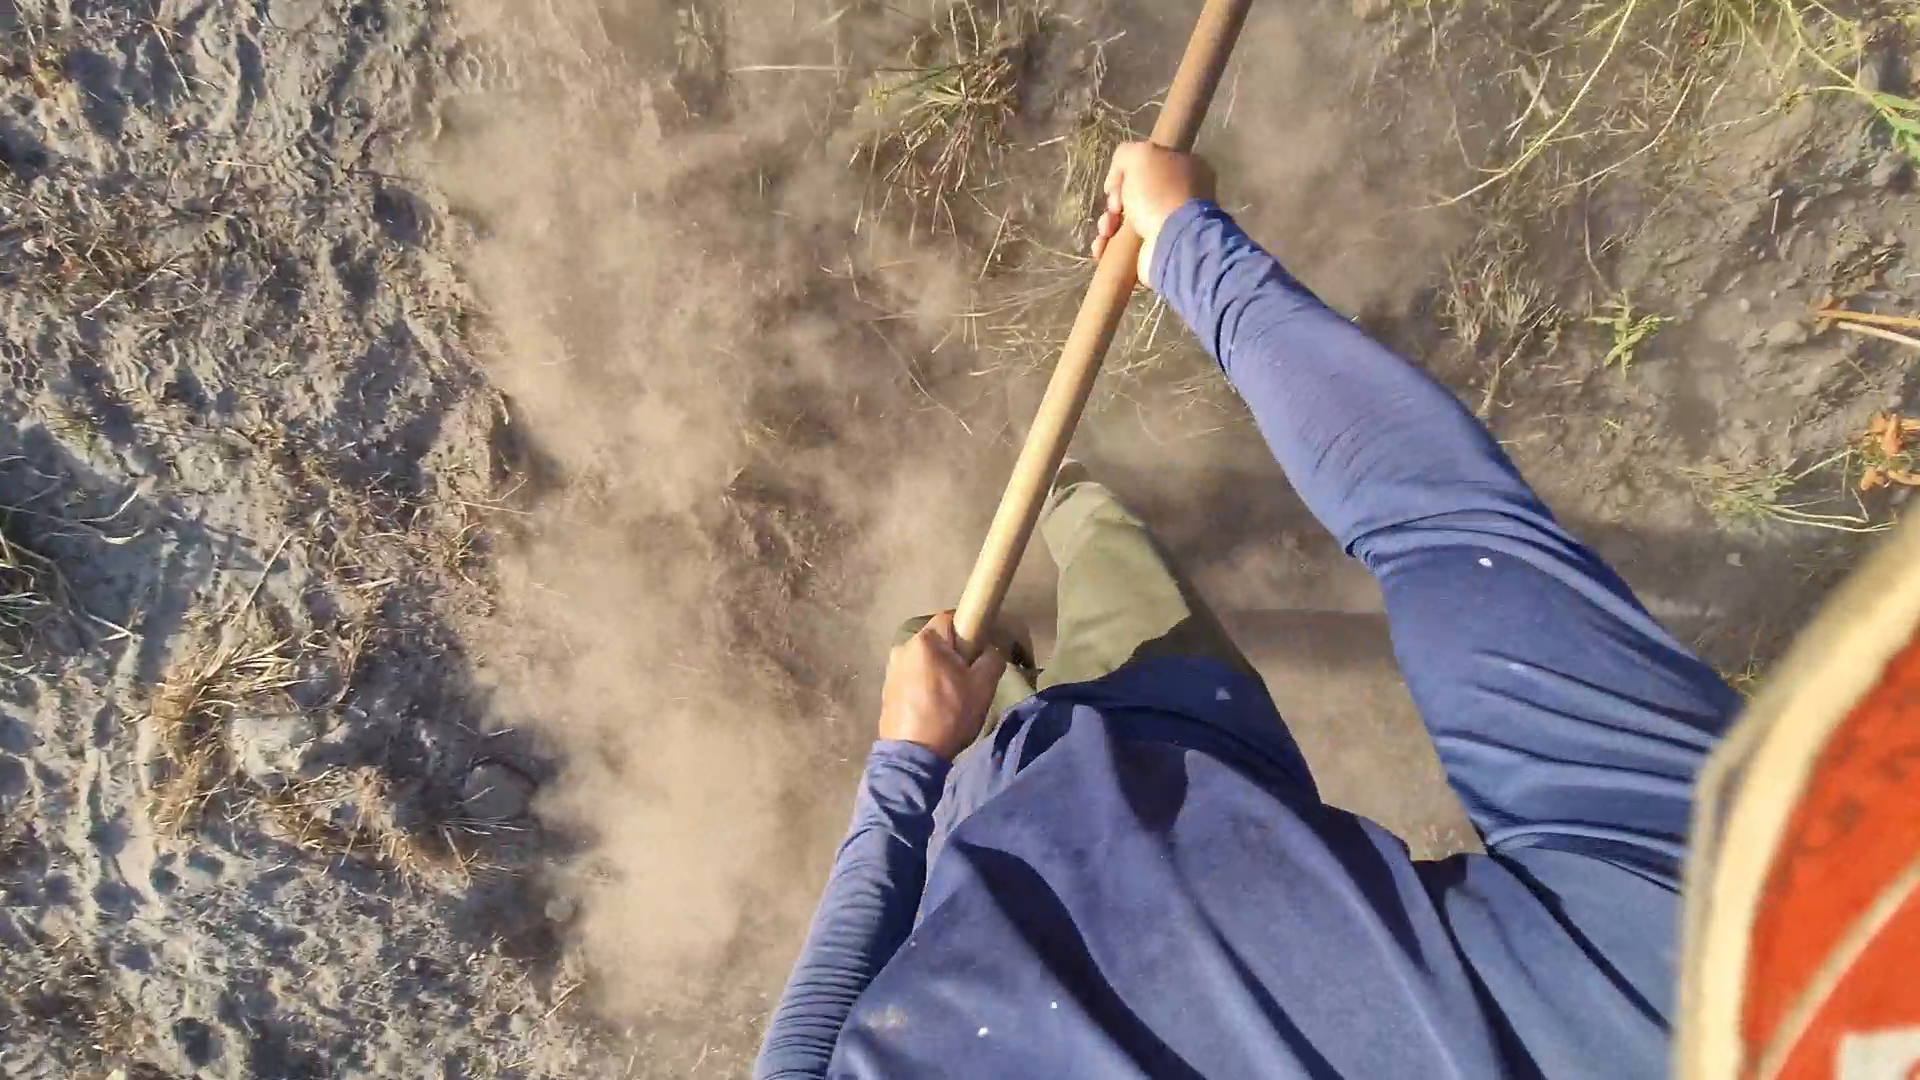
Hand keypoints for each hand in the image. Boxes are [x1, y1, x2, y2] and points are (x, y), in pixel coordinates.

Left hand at [878, 612, 1006, 760]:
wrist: (913, 755)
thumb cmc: (950, 714)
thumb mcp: (983, 686)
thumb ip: (992, 658)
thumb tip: (990, 651)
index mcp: (925, 640)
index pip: (951, 618)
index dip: (968, 629)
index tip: (978, 650)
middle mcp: (903, 648)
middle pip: (936, 641)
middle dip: (952, 654)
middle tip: (967, 679)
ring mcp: (891, 669)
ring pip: (923, 660)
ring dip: (937, 671)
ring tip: (949, 697)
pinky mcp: (886, 690)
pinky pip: (911, 678)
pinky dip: (923, 686)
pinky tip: (932, 707)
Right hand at [1091, 142, 1217, 287]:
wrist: (1171, 243)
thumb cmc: (1159, 194)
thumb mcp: (1140, 156)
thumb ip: (1125, 154)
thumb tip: (1116, 180)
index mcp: (1184, 169)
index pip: (1148, 166)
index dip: (1126, 173)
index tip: (1117, 185)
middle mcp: (1178, 196)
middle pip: (1134, 195)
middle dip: (1114, 203)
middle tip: (1113, 209)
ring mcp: (1167, 226)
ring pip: (1126, 221)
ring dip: (1107, 225)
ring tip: (1106, 231)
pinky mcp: (1154, 251)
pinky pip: (1125, 246)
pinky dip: (1109, 246)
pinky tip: (1102, 247)